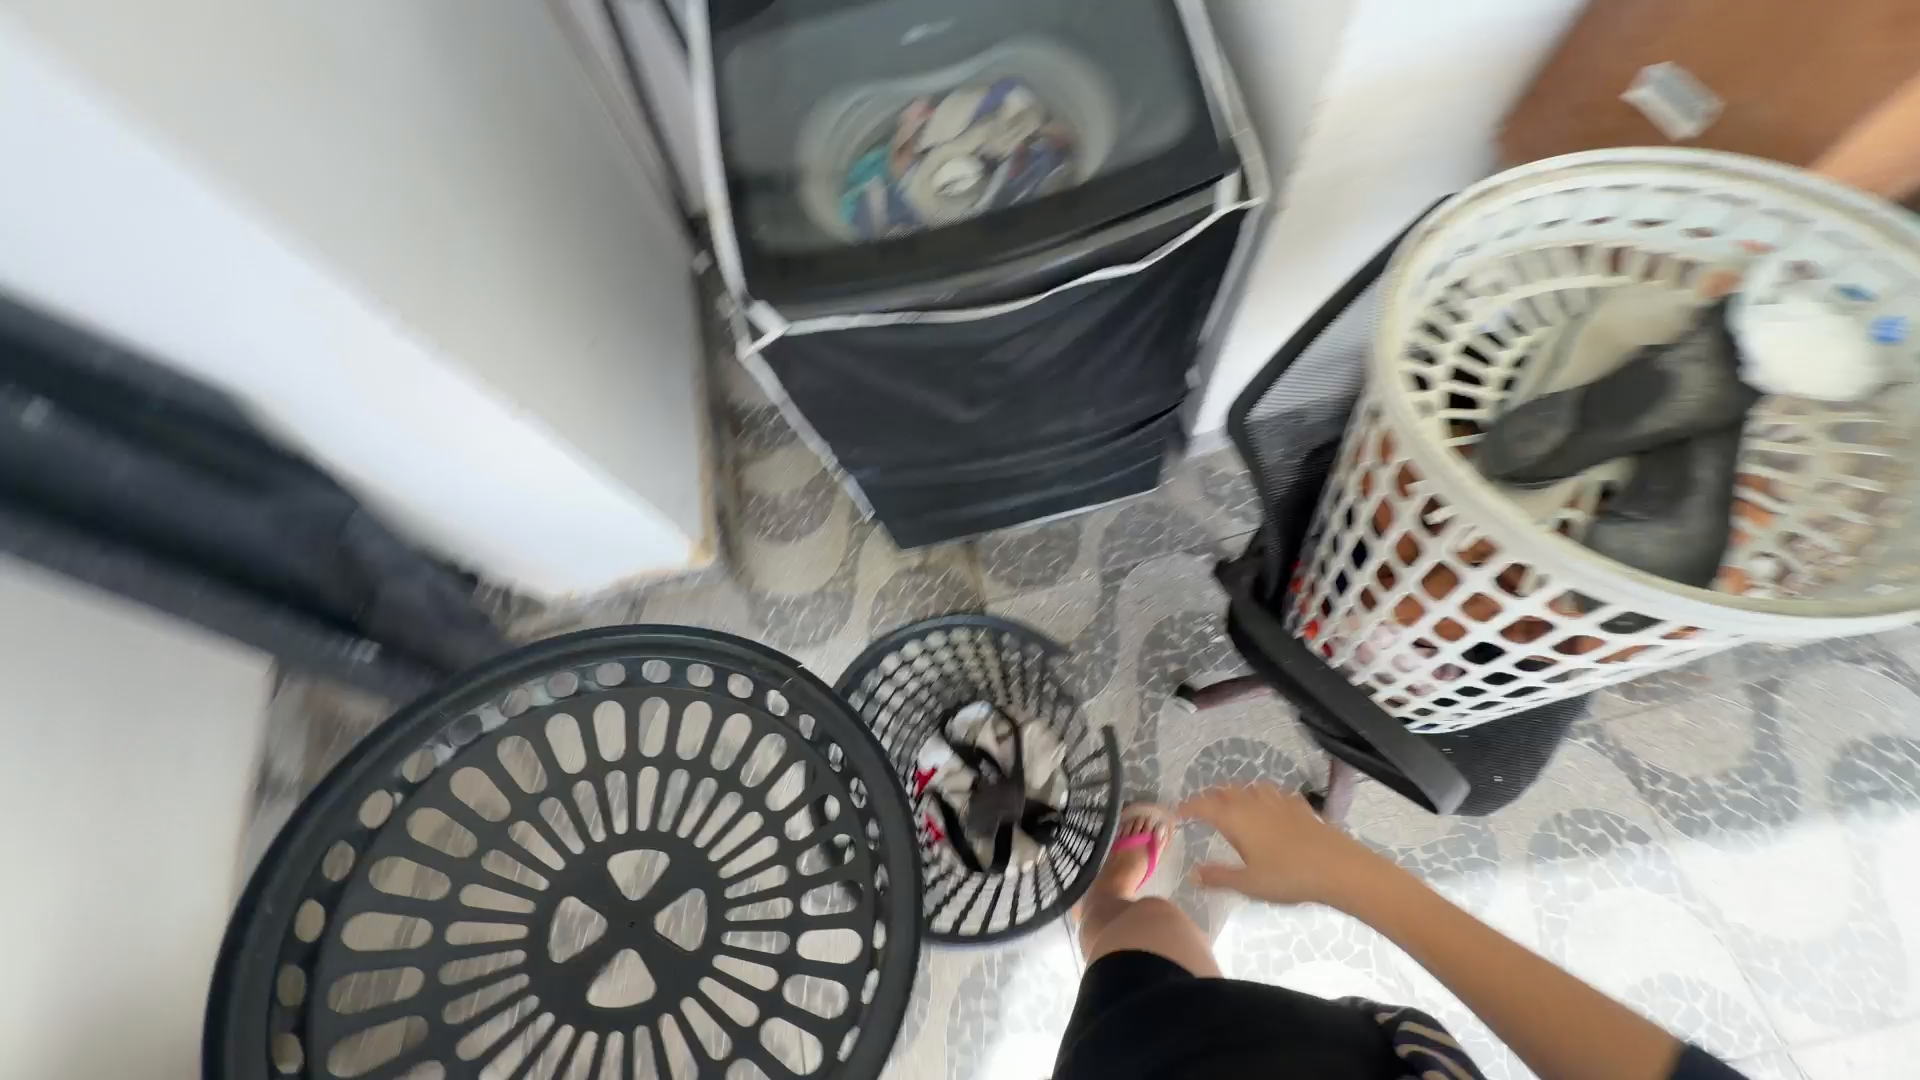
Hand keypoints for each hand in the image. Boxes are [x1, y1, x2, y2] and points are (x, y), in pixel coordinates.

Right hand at [1177, 784, 1391, 907]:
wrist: (1338, 867)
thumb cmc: (1288, 876)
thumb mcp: (1248, 883)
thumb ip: (1219, 877)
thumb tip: (1192, 874)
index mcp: (1234, 818)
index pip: (1203, 805)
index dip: (1188, 806)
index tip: (1178, 811)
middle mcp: (1251, 802)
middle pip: (1224, 791)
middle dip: (1210, 797)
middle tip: (1202, 808)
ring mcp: (1277, 801)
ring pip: (1249, 788)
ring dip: (1236, 793)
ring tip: (1233, 803)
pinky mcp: (1299, 806)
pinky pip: (1274, 794)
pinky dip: (1264, 797)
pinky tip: (1270, 806)